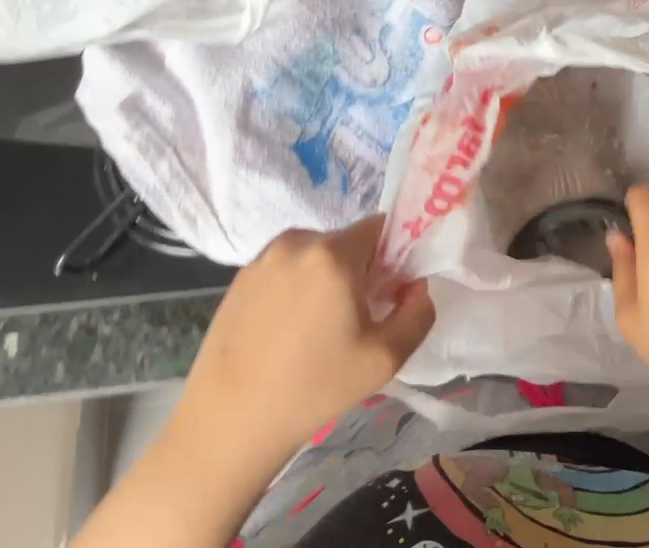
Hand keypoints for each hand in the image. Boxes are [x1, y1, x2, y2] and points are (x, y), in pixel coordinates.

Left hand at [169, 216, 436, 461]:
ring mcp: (262, 258)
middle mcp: (296, 242)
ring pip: (316, 254)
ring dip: (327, 278)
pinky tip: (289, 333)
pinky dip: (297, 288)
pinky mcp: (239, 278)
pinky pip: (286, 269)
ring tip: (319, 329)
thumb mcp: (386, 358)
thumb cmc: (314, 389)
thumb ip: (418, 312)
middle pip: (347, 241)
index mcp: (333, 254)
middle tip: (356, 318)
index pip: (380, 226)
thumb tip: (414, 286)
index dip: (393, 255)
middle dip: (360, 269)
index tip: (389, 293)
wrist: (229, 423)